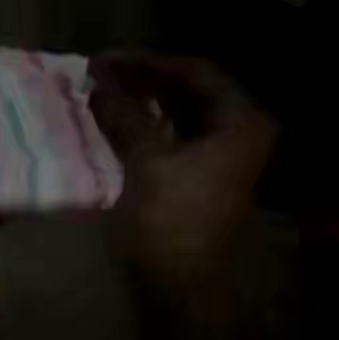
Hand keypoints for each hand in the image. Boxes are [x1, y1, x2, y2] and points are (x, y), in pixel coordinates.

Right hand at [89, 54, 275, 284]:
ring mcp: (216, 155)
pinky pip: (169, 137)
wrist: (179, 279)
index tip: (106, 60)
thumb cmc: (171, 219)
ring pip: (176, 115)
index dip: (148, 63)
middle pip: (187, 92)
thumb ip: (125, 118)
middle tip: (99, 73)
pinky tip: (114, 122)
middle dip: (142, 81)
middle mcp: (235, 132)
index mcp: (239, 122)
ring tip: (101, 93)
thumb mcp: (147, 164)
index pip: (195, 73)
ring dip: (141, 103)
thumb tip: (99, 82)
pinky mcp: (194, 176)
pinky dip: (143, 127)